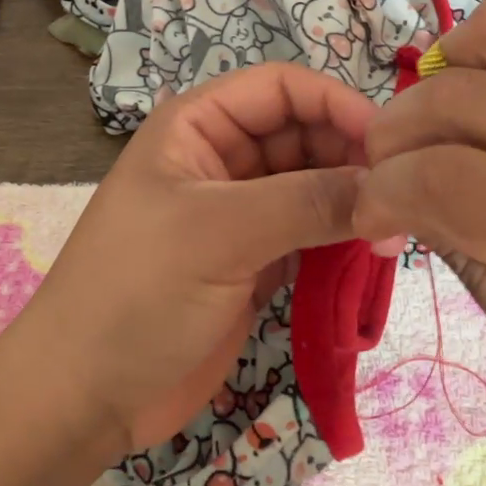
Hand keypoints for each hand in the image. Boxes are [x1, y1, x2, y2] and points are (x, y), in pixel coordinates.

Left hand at [5, 64, 378, 451]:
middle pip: (304, 134)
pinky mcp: (255, 261)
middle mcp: (222, 157)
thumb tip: (389, 186)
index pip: (282, 88)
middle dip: (351, 157)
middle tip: (401, 199)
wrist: (85, 397)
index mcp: (197, 124)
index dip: (336, 104)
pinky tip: (371, 255)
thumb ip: (306, 202)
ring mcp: (239, 211)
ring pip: (313, 184)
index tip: (390, 145)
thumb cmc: (137, 292)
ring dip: (351, 200)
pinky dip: (341, 239)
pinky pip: (311, 233)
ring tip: (391, 233)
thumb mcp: (218, 233)